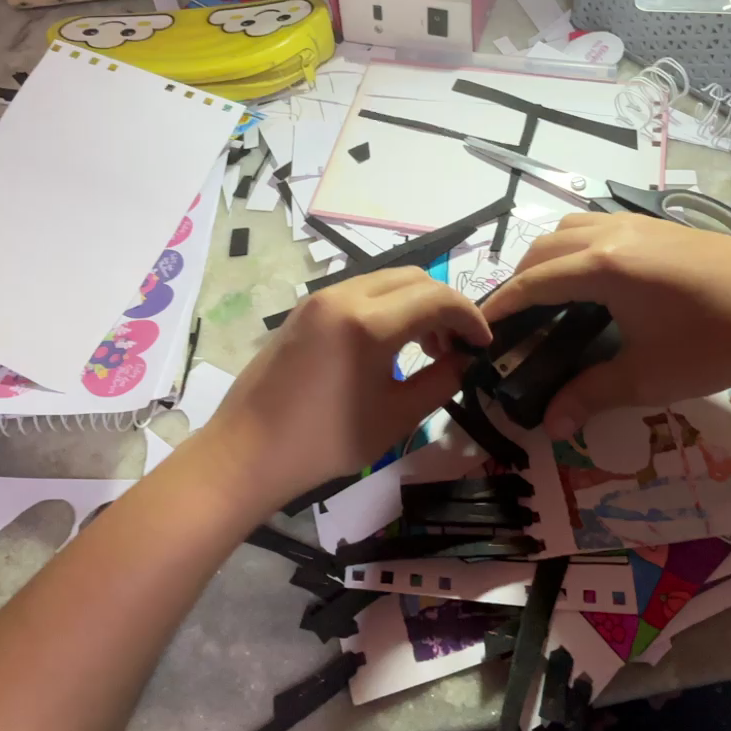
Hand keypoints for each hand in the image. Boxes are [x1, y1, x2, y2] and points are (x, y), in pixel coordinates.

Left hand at [205, 268, 492, 506]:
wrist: (247, 452)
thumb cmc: (324, 443)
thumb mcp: (395, 418)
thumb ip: (440, 381)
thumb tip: (464, 360)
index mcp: (368, 322)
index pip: (438, 298)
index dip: (470, 317)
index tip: (484, 344)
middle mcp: (344, 295)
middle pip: (415, 278)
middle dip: (445, 306)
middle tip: (455, 347)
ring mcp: (321, 298)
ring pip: (388, 280)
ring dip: (416, 304)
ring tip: (426, 348)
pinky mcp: (306, 308)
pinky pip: (361, 291)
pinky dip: (388, 307)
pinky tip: (389, 345)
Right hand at [479, 212, 730, 437]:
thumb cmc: (717, 342)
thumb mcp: (648, 375)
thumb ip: (590, 395)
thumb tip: (550, 424)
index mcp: (602, 266)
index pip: (532, 281)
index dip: (500, 305)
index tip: (479, 328)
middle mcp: (612, 233)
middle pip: (544, 247)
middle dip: (520, 280)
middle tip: (516, 321)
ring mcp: (639, 223)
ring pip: (571, 227)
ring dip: (548, 256)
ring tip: (552, 296)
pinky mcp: (661, 225)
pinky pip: (599, 225)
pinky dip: (577, 246)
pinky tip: (597, 280)